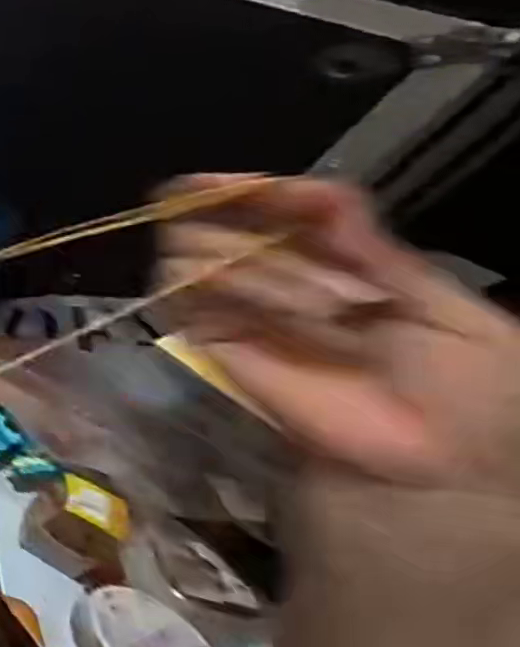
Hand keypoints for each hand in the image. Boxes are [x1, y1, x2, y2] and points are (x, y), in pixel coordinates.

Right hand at [157, 176, 519, 492]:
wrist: (433, 462)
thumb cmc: (464, 390)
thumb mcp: (446, 307)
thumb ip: (373, 246)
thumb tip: (309, 189)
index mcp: (320, 258)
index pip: (258, 203)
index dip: (241, 187)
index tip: (232, 185)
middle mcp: (261, 270)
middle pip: (211, 217)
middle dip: (270, 241)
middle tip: (346, 293)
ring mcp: (222, 301)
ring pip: (193, 248)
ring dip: (264, 274)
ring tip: (324, 316)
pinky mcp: (197, 329)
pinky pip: (181, 287)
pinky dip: (231, 294)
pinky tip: (281, 322)